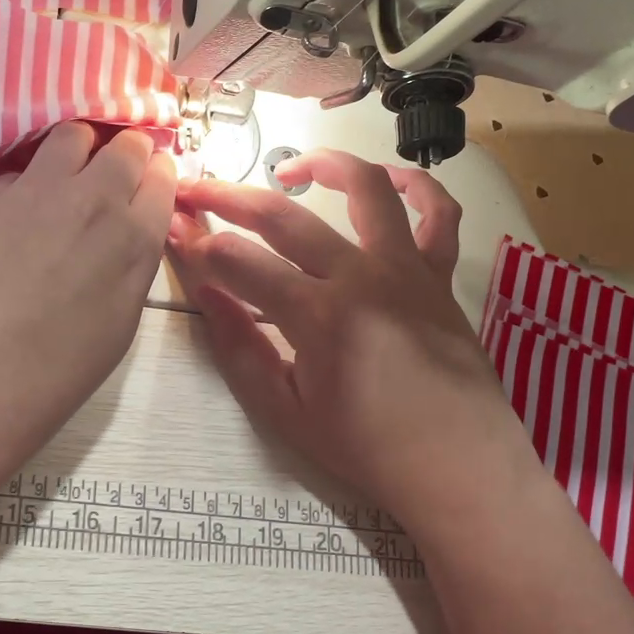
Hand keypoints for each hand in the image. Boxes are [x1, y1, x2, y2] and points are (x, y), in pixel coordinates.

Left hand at [0, 122, 175, 471]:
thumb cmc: (58, 367)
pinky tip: (11, 217)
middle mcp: (94, 199)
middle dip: (127, 151)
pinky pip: (16, 173)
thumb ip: (130, 264)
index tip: (147, 180)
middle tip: (114, 168)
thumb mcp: (121, 322)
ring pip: (70, 136)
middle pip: (125, 146)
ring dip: (79, 148)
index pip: (162, 175)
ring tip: (67, 171)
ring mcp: (37, 190)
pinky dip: (23, 186)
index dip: (156, 174)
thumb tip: (124, 237)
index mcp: (135, 237)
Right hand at [167, 149, 538, 538]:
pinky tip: (390, 180)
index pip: (239, 262)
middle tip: (198, 187)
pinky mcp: (439, 276)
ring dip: (324, 164)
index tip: (173, 232)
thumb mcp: (284, 411)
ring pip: (366, 189)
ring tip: (291, 169)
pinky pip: (439, 216)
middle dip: (229, 196)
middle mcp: (362, 278)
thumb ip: (239, 347)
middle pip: (284, 216)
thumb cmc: (366, 448)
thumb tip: (206, 292)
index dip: (197, 244)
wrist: (460, 469)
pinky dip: (418, 187)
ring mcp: (407, 270)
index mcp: (318, 317)